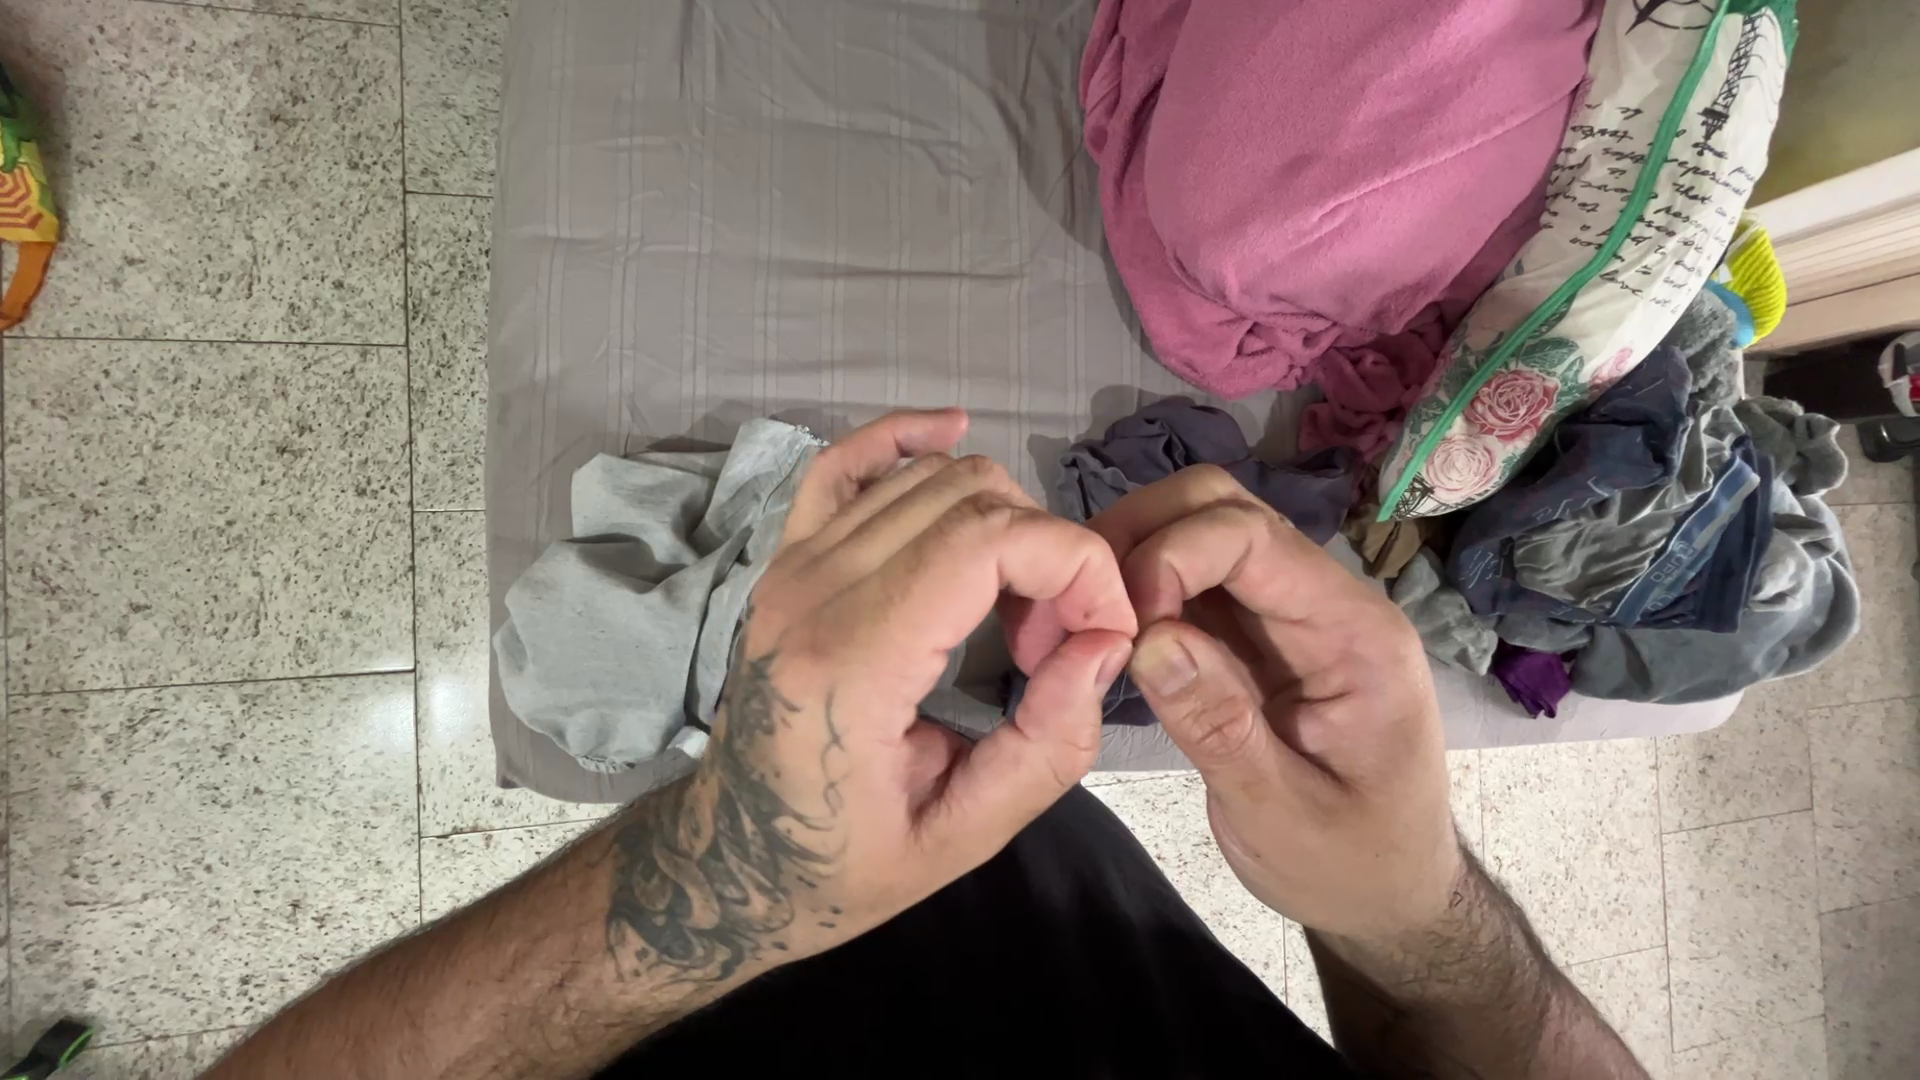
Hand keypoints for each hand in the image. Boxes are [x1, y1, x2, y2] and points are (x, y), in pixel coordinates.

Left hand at [606, 409, 1136, 982]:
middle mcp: (814, 589)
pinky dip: (908, 437)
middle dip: (1048, 551)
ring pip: (932, 476)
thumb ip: (1048, 745)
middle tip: (1056, 638)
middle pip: (970, 497)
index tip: (1105, 631)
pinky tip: (954, 434)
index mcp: (852, 661)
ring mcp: (793, 562)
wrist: (732, 855)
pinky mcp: (788, 555)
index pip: (988, 542)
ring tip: (1013, 608)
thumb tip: (1103, 643)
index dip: (1076, 565)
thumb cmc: (842, 862)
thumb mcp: (962, 837)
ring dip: (1005, 524)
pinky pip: (847, 461)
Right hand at [1068, 465, 1460, 944]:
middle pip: (1222, 505)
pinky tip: (1106, 626)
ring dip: (1131, 552)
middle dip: (1142, 532)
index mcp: (1352, 633)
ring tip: (1086, 615)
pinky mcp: (1247, 626)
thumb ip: (1218, 725)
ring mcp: (1280, 606)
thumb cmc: (1348, 861)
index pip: (1253, 538)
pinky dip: (1135, 583)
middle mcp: (1319, 597)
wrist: (1383, 888)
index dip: (1172, 557)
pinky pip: (1184, 573)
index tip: (1121, 624)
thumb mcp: (1283, 816)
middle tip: (1086, 600)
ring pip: (1196, 525)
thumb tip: (1146, 638)